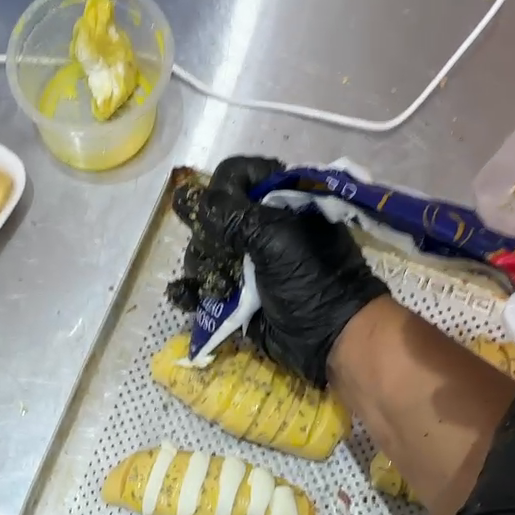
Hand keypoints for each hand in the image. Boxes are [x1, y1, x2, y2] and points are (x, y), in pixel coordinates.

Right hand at [196, 156, 390, 386]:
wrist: (330, 337)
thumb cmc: (311, 279)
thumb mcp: (274, 238)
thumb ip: (230, 216)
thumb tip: (187, 198)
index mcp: (276, 203)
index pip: (235, 177)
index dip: (220, 192)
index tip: (217, 214)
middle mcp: (258, 229)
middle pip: (211, 219)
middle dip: (207, 238)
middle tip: (220, 255)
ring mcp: (245, 265)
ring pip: (202, 255)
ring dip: (199, 269)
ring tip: (214, 285)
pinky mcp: (235, 298)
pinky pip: (200, 289)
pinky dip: (189, 293)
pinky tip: (184, 296)